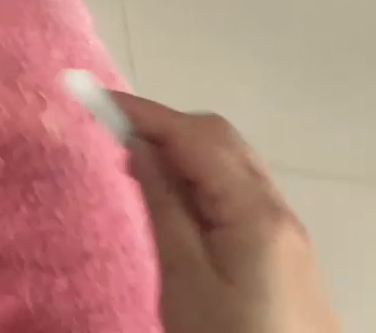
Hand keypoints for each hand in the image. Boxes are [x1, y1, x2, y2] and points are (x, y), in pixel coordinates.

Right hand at [111, 93, 339, 332]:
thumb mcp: (184, 277)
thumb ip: (164, 204)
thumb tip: (139, 145)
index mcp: (254, 212)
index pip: (193, 136)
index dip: (142, 111)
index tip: (92, 98)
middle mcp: (276, 209)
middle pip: (217, 137)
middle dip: (163, 122)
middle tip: (111, 131)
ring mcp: (283, 228)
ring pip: (228, 158)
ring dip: (180, 144)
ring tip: (133, 158)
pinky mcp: (279, 247)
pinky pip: (234, 184)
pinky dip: (197, 170)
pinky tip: (171, 190)